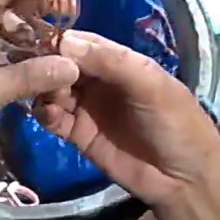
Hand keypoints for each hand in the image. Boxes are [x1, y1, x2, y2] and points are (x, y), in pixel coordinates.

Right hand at [34, 30, 219, 204]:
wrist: (182, 179)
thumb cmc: (177, 124)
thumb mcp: (150, 86)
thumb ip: (111, 63)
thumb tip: (65, 42)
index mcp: (120, 63)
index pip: (84, 44)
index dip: (62, 41)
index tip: (38, 40)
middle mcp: (99, 81)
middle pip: (63, 65)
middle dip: (48, 65)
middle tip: (38, 70)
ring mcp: (87, 108)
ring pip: (54, 90)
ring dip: (45, 89)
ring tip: (48, 95)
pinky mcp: (77, 134)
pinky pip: (54, 119)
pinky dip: (46, 114)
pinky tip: (50, 114)